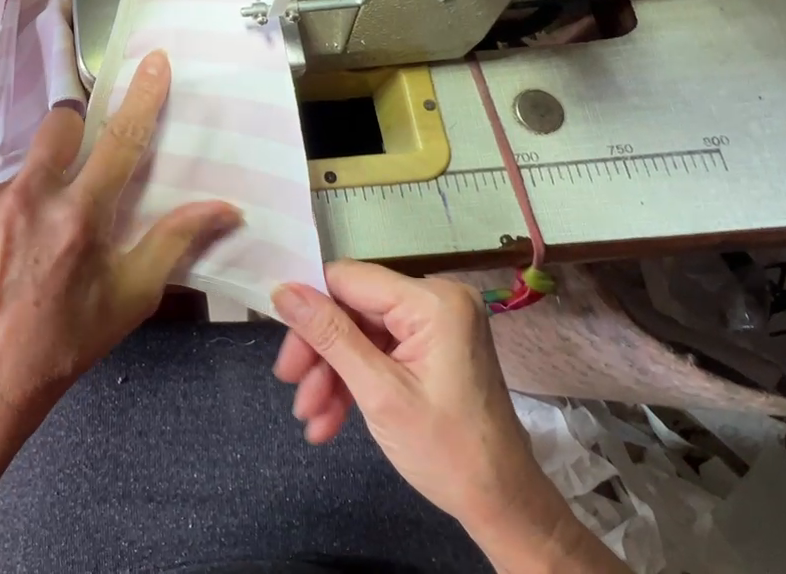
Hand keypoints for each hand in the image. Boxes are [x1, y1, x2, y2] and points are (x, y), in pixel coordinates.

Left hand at [0, 49, 242, 425]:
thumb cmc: (71, 339)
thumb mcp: (132, 295)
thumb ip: (175, 241)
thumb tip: (225, 208)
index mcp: (80, 217)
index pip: (120, 141)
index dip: (142, 98)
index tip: (154, 61)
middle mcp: (33, 196)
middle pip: (62, 123)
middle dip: (79, 133)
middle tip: (87, 173)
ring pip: (32, 158)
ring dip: (48, 178)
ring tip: (48, 229)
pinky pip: (5, 185)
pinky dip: (20, 203)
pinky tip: (18, 243)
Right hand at [271, 261, 541, 525]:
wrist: (503, 506)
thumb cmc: (448, 451)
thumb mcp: (379, 392)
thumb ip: (329, 335)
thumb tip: (282, 290)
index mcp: (432, 301)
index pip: (347, 280)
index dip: (309, 308)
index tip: (285, 348)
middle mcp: (434, 301)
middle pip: (350, 309)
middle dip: (319, 352)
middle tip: (292, 387)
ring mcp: (433, 326)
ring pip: (357, 334)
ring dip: (330, 374)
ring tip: (311, 417)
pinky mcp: (430, 348)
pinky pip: (377, 352)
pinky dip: (352, 382)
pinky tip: (329, 420)